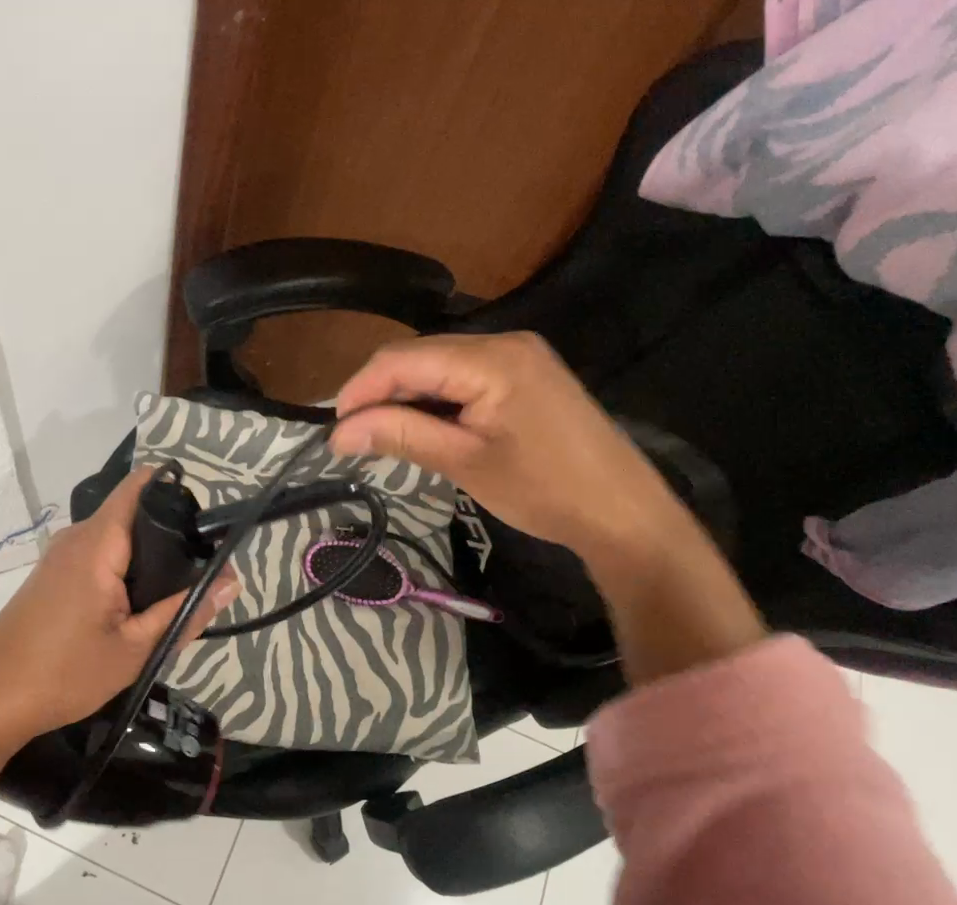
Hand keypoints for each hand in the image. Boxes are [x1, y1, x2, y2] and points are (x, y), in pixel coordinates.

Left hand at [0, 467, 238, 751]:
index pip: (139, 487)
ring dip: (147, 560)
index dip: (177, 493)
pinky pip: (98, 558)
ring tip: (177, 595)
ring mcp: (59, 557)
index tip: (208, 525)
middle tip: (205, 574)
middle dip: (171, 535)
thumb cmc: (65, 674)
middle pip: (132, 514)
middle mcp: (75, 539)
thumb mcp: (135, 650)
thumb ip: (184, 612)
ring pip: (115, 540)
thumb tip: (231, 582)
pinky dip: (124, 573)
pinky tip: (138, 609)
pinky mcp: (51, 578)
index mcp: (96, 544)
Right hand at [329, 332, 694, 562]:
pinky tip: (424, 428)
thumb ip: (400, 435)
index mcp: (492, 358)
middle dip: (380, 393)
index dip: (360, 390)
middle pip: (419, 356)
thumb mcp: (464, 463)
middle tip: (354, 439)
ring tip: (382, 437)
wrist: (622, 511)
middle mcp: (505, 342)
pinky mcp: (527, 374)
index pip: (403, 359)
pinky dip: (436, 399)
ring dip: (406, 397)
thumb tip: (337, 433)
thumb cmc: (544, 490)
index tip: (333, 431)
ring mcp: (520, 355)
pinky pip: (464, 375)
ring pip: (439, 365)